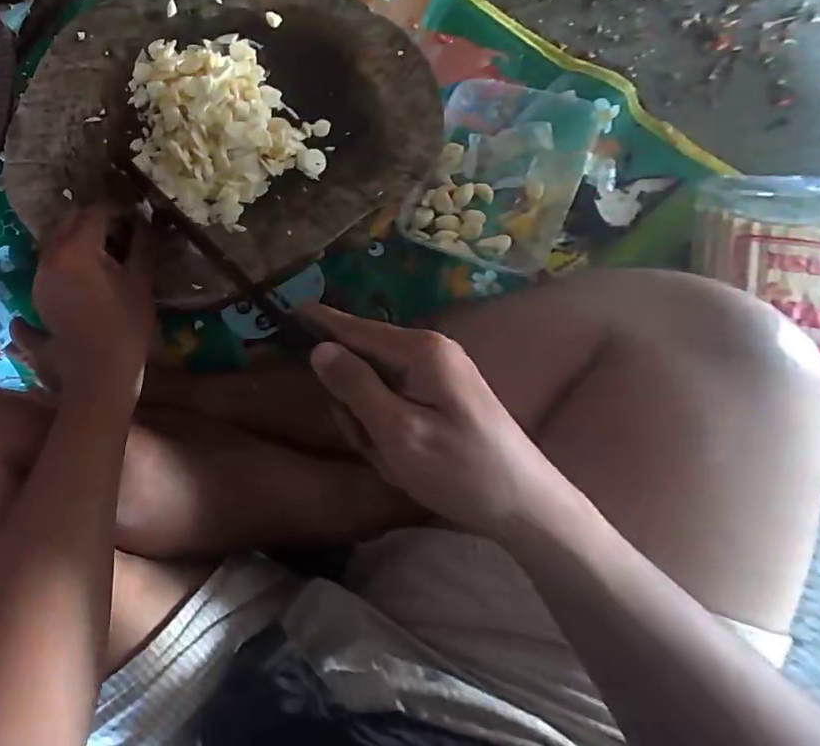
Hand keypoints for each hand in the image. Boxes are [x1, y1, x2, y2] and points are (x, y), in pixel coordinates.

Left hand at [15, 206, 155, 406]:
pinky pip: (52, 260)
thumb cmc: (125, 328)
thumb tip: (144, 218)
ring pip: (59, 239)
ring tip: (109, 253)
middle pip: (72, 220)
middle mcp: (51, 256)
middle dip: (96, 220)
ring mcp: (40, 275)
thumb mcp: (141, 281)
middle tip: (123, 233)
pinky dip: (70, 256)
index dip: (119, 210)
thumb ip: (143, 243)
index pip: (97, 212)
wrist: (97, 374)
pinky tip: (92, 272)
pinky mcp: (38, 292)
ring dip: (81, 237)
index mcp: (76, 250)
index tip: (136, 218)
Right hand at [300, 303, 577, 541]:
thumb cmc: (462, 471)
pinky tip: (407, 458)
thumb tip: (319, 349)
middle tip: (371, 444)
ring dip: (370, 423)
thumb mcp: (397, 433)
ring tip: (395, 459)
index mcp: (419, 351)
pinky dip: (388, 429)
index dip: (318, 321)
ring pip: (372, 385)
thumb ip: (355, 387)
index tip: (288, 307)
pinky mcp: (441, 393)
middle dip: (353, 404)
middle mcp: (428, 350)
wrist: (531, 510)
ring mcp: (437, 372)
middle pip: (360, 361)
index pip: (353, 328)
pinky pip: (392, 400)